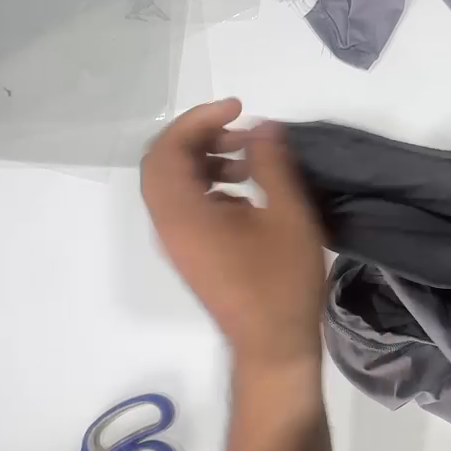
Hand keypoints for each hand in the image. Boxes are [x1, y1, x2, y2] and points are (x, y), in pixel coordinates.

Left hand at [140, 99, 328, 373]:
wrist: (273, 342)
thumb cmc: (282, 279)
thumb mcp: (287, 215)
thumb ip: (271, 166)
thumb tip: (260, 127)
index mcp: (183, 214)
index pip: (166, 152)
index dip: (197, 121)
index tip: (238, 108)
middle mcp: (169, 226)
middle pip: (163, 165)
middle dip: (201, 137)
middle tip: (244, 131)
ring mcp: (179, 242)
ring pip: (174, 185)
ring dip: (206, 160)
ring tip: (251, 160)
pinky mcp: (194, 253)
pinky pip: (187, 205)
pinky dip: (211, 184)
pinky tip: (250, 192)